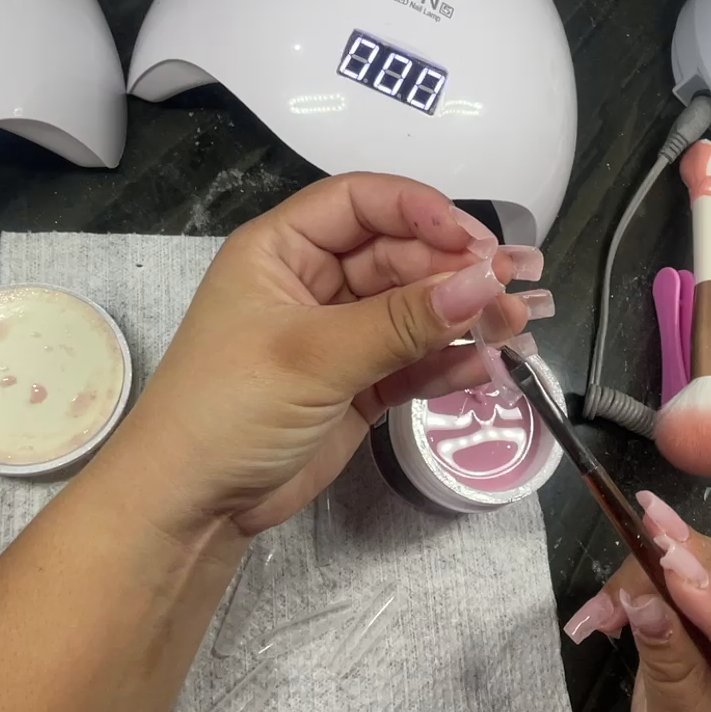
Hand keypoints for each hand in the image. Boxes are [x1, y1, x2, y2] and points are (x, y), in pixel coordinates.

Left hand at [107, 172, 545, 533]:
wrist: (193, 508)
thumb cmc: (230, 408)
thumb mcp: (313, 355)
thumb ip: (402, 321)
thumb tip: (485, 282)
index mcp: (283, 250)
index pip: (361, 203)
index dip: (419, 210)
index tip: (473, 240)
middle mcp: (316, 283)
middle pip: (399, 256)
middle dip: (454, 270)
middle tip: (510, 286)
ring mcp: (342, 335)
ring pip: (414, 310)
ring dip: (463, 316)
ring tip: (517, 323)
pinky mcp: (360, 383)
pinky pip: (413, 361)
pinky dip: (448, 363)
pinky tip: (488, 365)